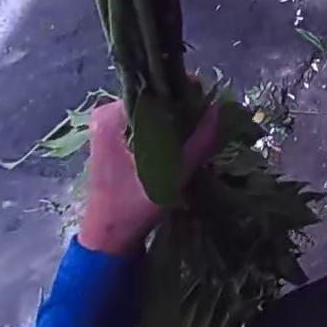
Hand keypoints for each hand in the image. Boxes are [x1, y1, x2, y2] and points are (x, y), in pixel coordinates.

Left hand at [77, 99, 220, 256]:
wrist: (107, 239)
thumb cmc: (134, 206)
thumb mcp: (174, 174)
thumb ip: (199, 140)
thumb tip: (219, 108)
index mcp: (112, 119)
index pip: (156, 87)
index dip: (185, 92)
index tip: (205, 105)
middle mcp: (106, 116)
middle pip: (155, 95)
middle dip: (182, 105)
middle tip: (204, 121)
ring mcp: (108, 127)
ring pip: (153, 107)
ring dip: (176, 116)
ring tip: (196, 131)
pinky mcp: (114, 139)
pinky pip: (147, 119)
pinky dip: (166, 126)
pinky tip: (181, 141)